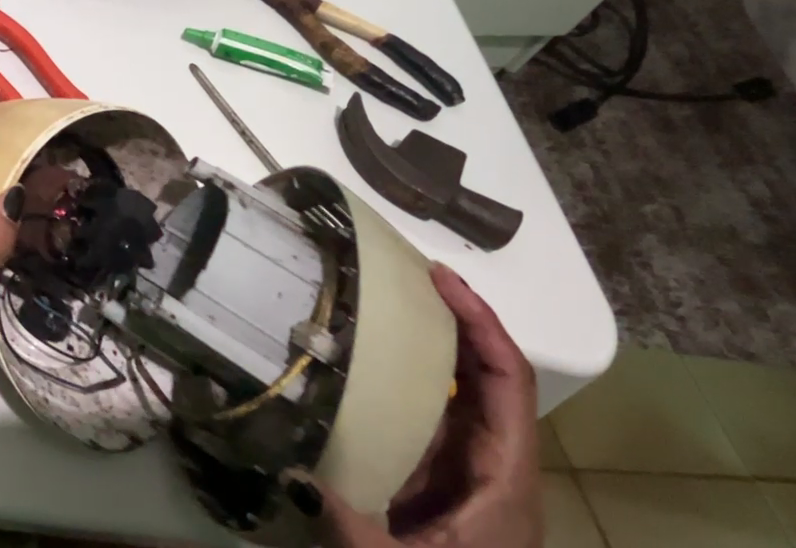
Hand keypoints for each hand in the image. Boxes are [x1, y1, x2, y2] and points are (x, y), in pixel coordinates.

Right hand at [313, 264, 541, 547]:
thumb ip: (347, 521)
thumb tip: (288, 467)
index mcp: (504, 478)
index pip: (507, 383)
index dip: (481, 325)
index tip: (440, 279)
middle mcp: (495, 465)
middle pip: (489, 377)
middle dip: (455, 319)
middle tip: (401, 274)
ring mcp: (469, 472)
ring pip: (461, 394)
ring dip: (431, 344)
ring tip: (379, 302)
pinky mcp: (441, 481)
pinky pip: (433, 416)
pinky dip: (407, 379)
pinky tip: (363, 362)